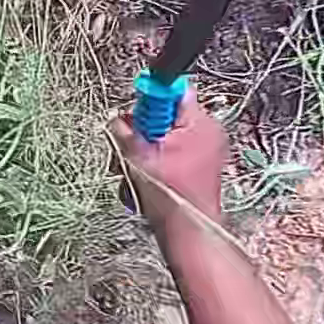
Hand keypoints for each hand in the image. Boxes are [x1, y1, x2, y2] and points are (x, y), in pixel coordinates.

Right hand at [109, 89, 229, 229]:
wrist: (188, 231)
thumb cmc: (168, 194)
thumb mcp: (138, 155)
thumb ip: (124, 129)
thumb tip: (116, 116)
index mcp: (199, 124)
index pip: (173, 91)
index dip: (150, 100)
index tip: (137, 117)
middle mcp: (208, 131)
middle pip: (166, 113)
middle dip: (143, 129)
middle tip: (134, 148)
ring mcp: (205, 148)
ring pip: (165, 133)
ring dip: (146, 147)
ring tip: (139, 167)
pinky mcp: (199, 162)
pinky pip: (172, 149)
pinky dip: (156, 158)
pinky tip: (148, 176)